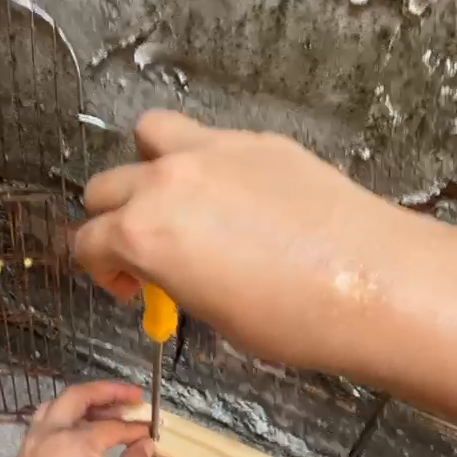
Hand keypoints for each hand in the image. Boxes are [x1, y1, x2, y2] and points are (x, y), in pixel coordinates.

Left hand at [12, 381, 155, 456]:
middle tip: (129, 398)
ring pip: (50, 414)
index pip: (109, 426)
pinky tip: (82, 441)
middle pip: (72, 401)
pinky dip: (62, 428)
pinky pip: (40, 435)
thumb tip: (145, 444)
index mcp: (69, 442)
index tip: (152, 431)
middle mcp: (43, 440)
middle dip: (102, 395)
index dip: (134, 428)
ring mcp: (26, 455)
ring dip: (78, 409)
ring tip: (105, 416)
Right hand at [73, 110, 450, 374]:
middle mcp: (166, 182)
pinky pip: (206, 139)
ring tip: (179, 204)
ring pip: (147, 136)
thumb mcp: (210, 313)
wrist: (370, 283)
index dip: (99, 271)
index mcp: (143, 234)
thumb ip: (170, 277)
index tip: (127, 289)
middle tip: (147, 255)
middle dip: (114, 223)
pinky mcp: (256, 140)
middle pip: (104, 187)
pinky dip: (202, 164)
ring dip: (147, 169)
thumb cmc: (289, 320)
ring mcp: (212, 151)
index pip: (86, 242)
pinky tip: (238, 199)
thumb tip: (169, 268)